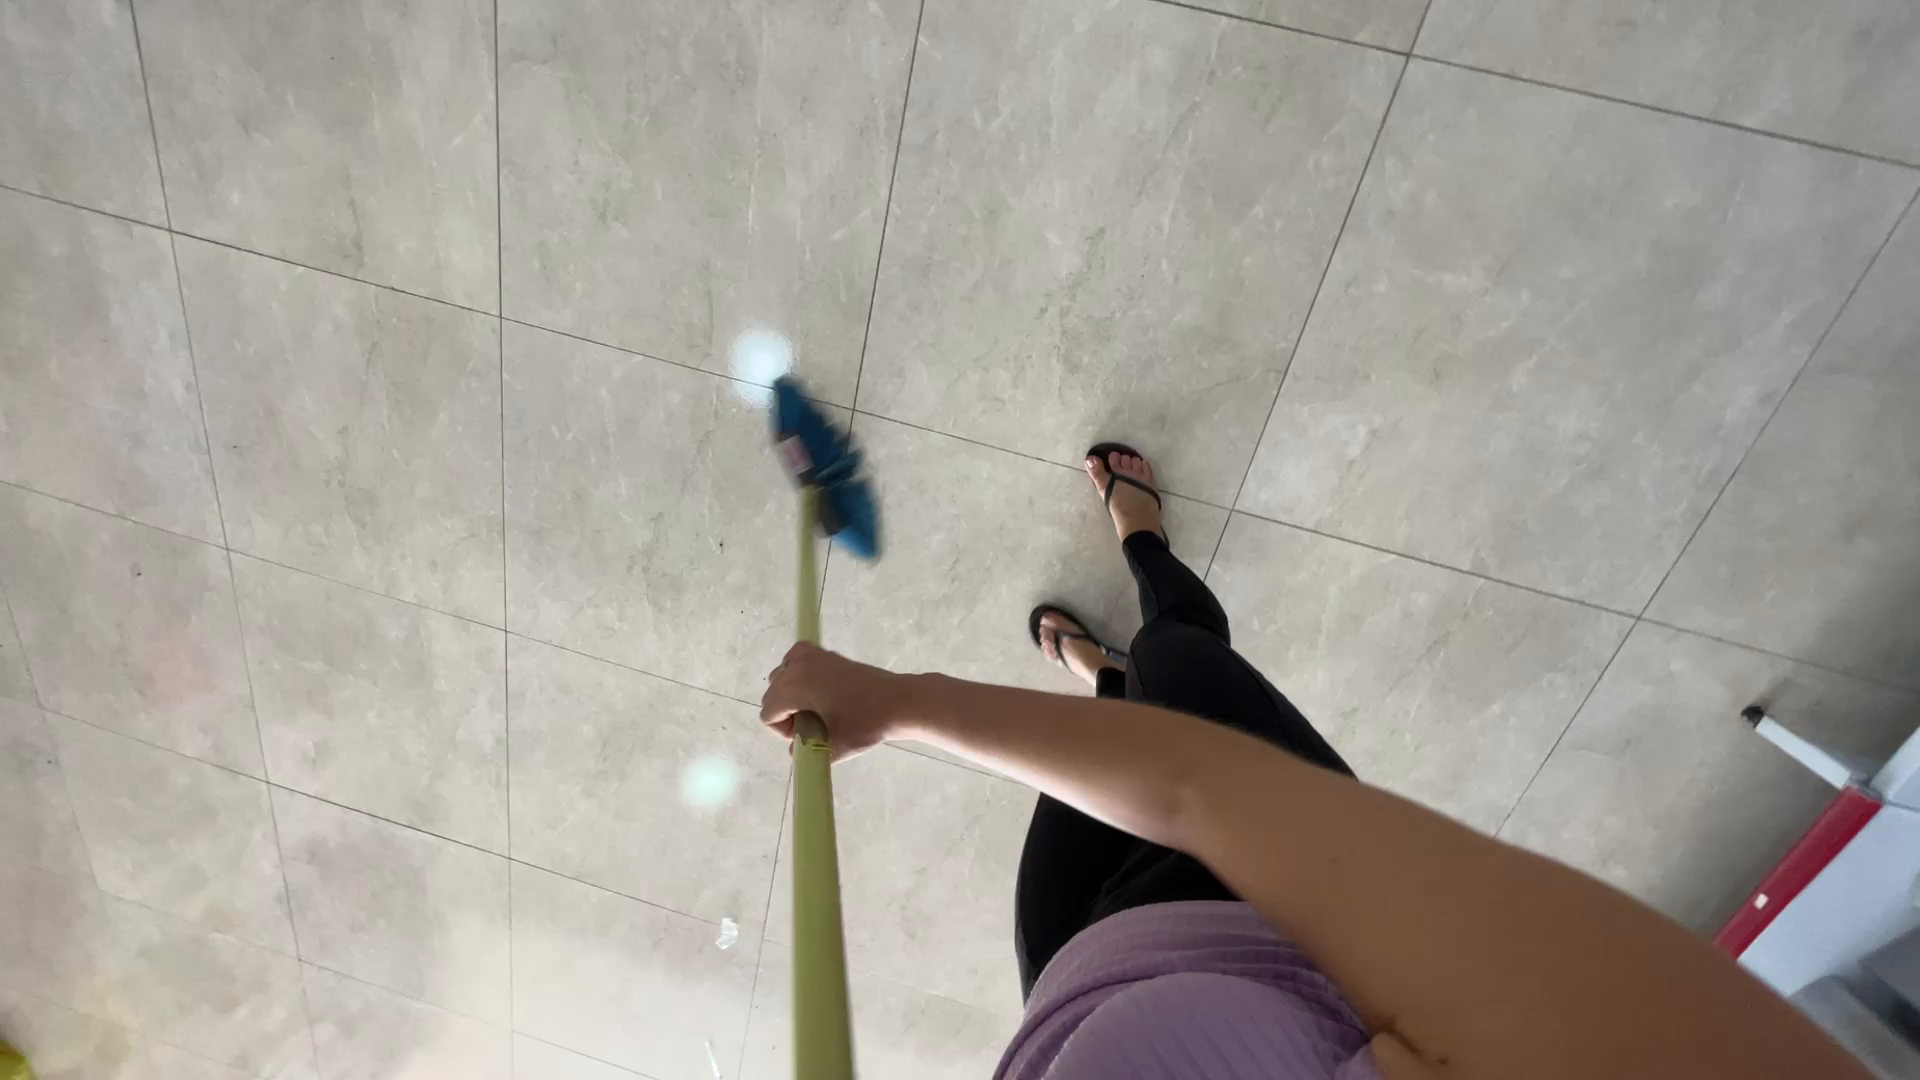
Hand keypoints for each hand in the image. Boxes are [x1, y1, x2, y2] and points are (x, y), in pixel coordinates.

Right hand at [760, 643, 915, 761]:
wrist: (898, 701)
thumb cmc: (866, 724)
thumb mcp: (833, 747)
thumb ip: (806, 752)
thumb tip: (796, 750)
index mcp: (796, 687)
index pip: (768, 713)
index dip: (785, 730)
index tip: (811, 733)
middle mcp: (798, 666)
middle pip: (772, 695)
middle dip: (788, 712)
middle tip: (817, 723)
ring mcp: (812, 655)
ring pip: (782, 678)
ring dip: (792, 695)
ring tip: (819, 708)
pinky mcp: (825, 653)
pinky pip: (795, 661)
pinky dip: (798, 674)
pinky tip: (817, 688)